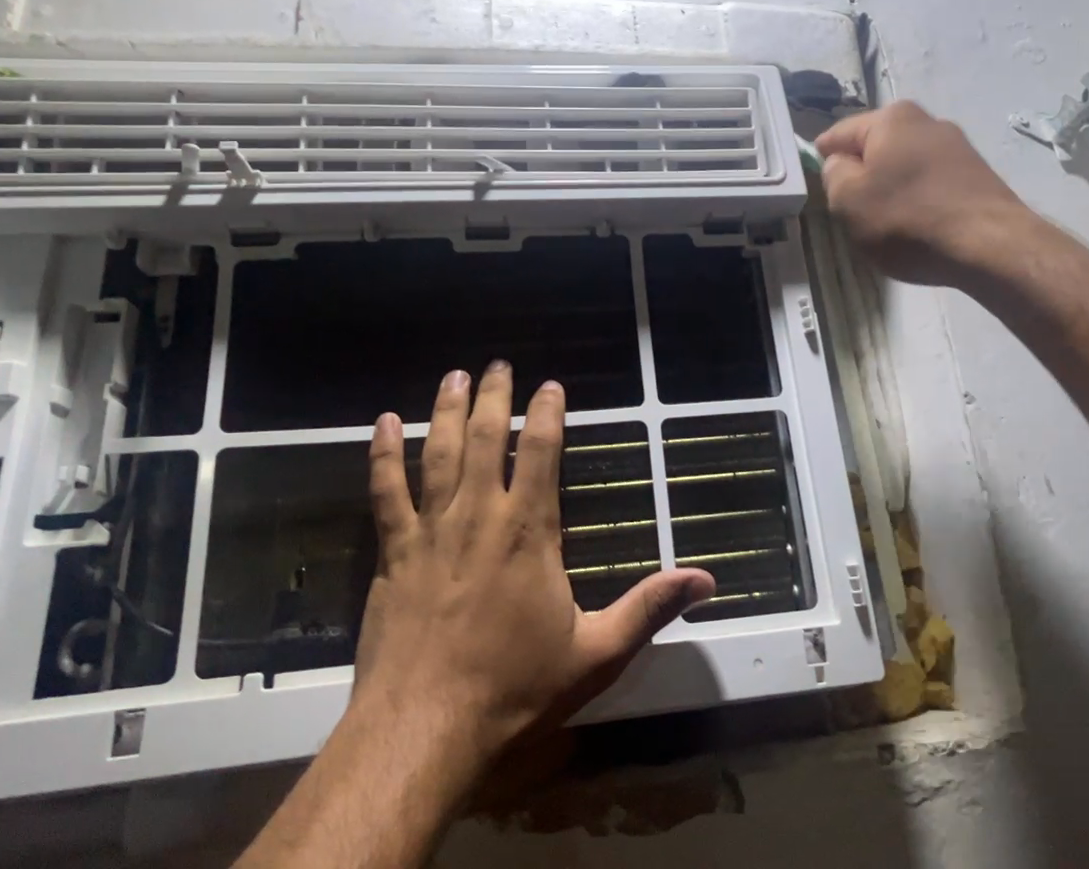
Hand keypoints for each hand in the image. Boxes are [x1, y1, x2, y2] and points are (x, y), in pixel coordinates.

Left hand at [350, 361, 715, 767]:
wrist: (427, 725)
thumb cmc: (516, 690)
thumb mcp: (597, 653)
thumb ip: (649, 608)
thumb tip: (706, 579)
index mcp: (529, 533)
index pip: (542, 455)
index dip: (548, 414)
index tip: (550, 385)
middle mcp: (479, 517)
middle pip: (488, 440)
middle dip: (495, 397)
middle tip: (499, 364)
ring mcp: (431, 531)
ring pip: (439, 454)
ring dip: (447, 412)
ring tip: (454, 376)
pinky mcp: (394, 552)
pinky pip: (385, 492)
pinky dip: (383, 454)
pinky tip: (383, 423)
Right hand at [816, 101, 1040, 287]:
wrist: (990, 246)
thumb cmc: (908, 220)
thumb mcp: (848, 201)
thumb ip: (833, 174)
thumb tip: (841, 163)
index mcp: (891, 119)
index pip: (839, 134)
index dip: (823, 160)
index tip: (820, 188)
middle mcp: (926, 121)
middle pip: (875, 149)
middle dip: (861, 176)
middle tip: (852, 213)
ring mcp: (956, 147)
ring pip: (903, 167)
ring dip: (890, 190)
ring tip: (887, 226)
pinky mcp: (976, 174)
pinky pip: (930, 184)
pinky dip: (917, 201)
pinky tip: (918, 228)